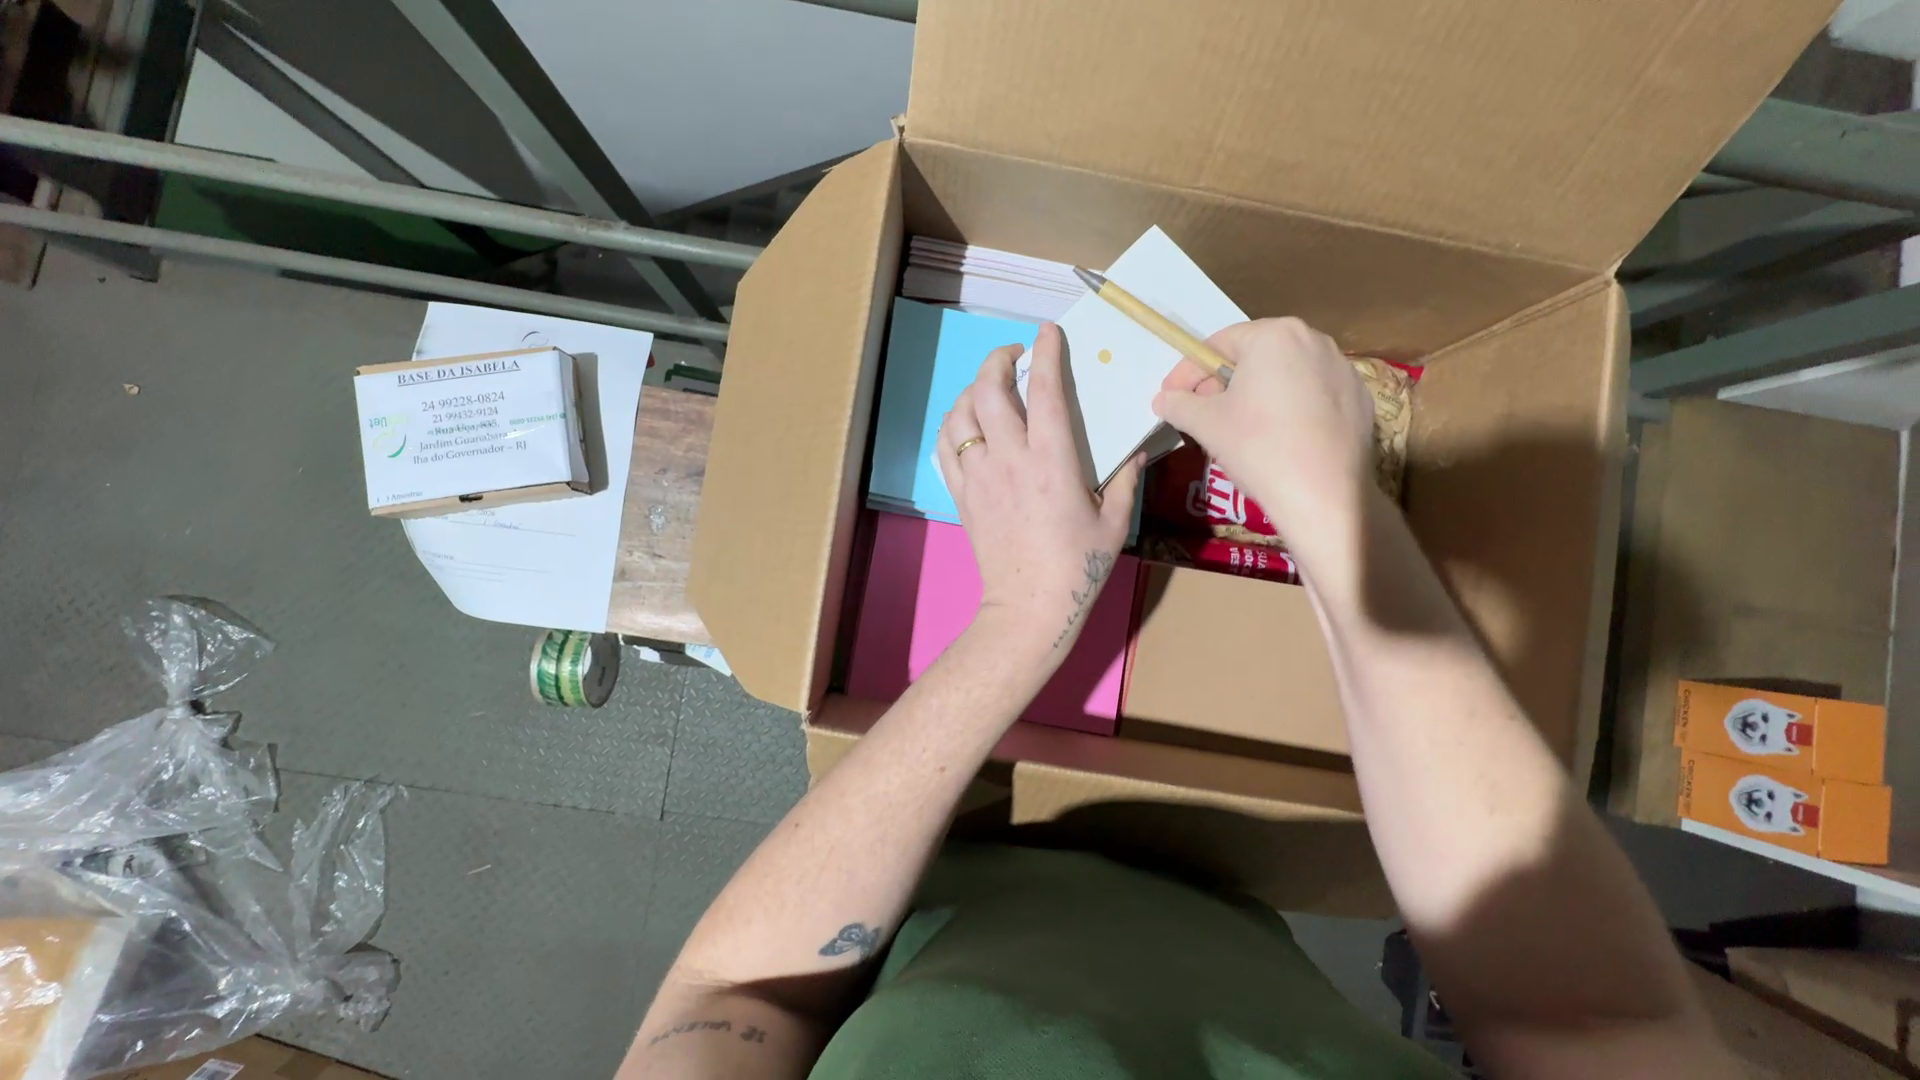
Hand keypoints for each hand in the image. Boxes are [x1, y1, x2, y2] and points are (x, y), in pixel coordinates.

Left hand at [937, 323, 1143, 654]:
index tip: (1046, 332)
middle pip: (989, 391)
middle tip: (1014, 356)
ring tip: (989, 387)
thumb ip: (1125, 479)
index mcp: (1052, 461)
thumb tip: (1135, 448)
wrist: (1029, 606)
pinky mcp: (960, 495)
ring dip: (972, 390)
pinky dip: (952, 425)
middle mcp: (1009, 459)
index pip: (1046, 392)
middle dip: (998, 360)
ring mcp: (978, 476)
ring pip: (960, 415)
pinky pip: (944, 448)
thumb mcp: (1115, 521)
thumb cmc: (1077, 565)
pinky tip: (965, 424)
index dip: (1046, 354)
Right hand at [1152, 318, 1372, 554]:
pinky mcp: (1360, 399)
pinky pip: (1312, 396)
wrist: (1324, 496)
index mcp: (1275, 336)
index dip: (1188, 371)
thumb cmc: (1258, 448)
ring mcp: (1343, 370)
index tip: (1171, 396)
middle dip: (1223, 383)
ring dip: (1256, 395)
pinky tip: (1279, 439)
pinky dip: (1290, 409)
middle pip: (1254, 357)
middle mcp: (1314, 340)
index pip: (1219, 344)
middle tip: (1202, 414)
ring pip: (1285, 376)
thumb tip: (1163, 399)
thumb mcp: (1206, 424)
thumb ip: (1178, 404)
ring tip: (1240, 429)